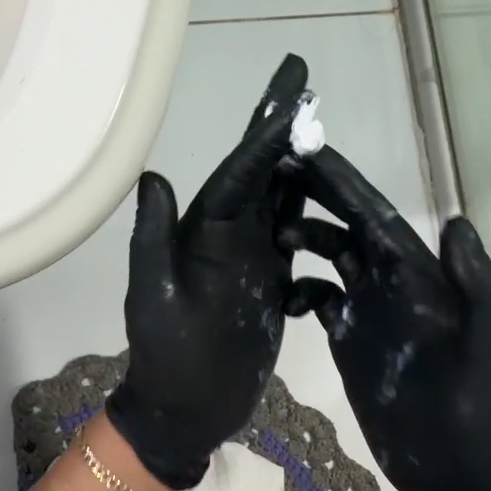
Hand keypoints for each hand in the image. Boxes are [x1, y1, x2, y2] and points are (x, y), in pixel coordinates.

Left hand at [106, 55, 309, 489]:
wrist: (186, 408)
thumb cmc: (168, 355)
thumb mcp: (154, 296)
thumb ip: (154, 238)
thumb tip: (154, 176)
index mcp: (206, 229)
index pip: (242, 169)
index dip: (267, 130)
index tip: (292, 91)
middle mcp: (231, 231)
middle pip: (263, 169)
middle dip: (281, 126)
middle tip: (303, 82)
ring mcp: (254, 254)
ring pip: (283, 196)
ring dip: (301, 161)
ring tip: (321, 129)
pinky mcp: (273, 280)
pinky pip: (298, 234)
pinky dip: (313, 210)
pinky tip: (335, 194)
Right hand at [285, 147, 490, 490]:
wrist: (460, 473)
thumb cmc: (483, 410)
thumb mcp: (490, 348)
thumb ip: (477, 287)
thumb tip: (454, 220)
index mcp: (424, 275)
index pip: (378, 217)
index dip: (344, 183)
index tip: (309, 150)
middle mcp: (393, 281)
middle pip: (349, 224)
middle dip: (316, 193)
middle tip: (275, 166)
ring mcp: (369, 309)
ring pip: (330, 254)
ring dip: (302, 236)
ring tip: (270, 231)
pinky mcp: (350, 338)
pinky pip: (319, 297)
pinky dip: (299, 287)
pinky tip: (283, 294)